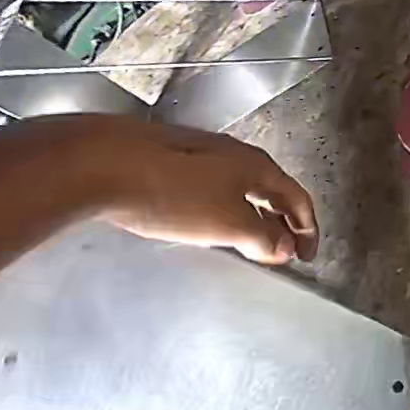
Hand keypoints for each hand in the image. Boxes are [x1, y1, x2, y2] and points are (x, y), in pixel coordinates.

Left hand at [0, 116, 319, 264]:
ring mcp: (203, 153)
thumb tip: (285, 248)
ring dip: (254, 215)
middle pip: (273, 190)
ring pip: (243, 187)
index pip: (298, 198)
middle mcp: (237, 154)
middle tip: (282, 250)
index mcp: (258, 167)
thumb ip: (263, 238)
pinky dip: (226, 208)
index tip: (307, 256)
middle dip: (282, 222)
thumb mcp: (228, 224)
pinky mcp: (173, 158)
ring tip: (248, 240)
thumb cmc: (174, 195)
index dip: (308, 229)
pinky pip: (216, 186)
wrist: (102, 162)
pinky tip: (206, 221)